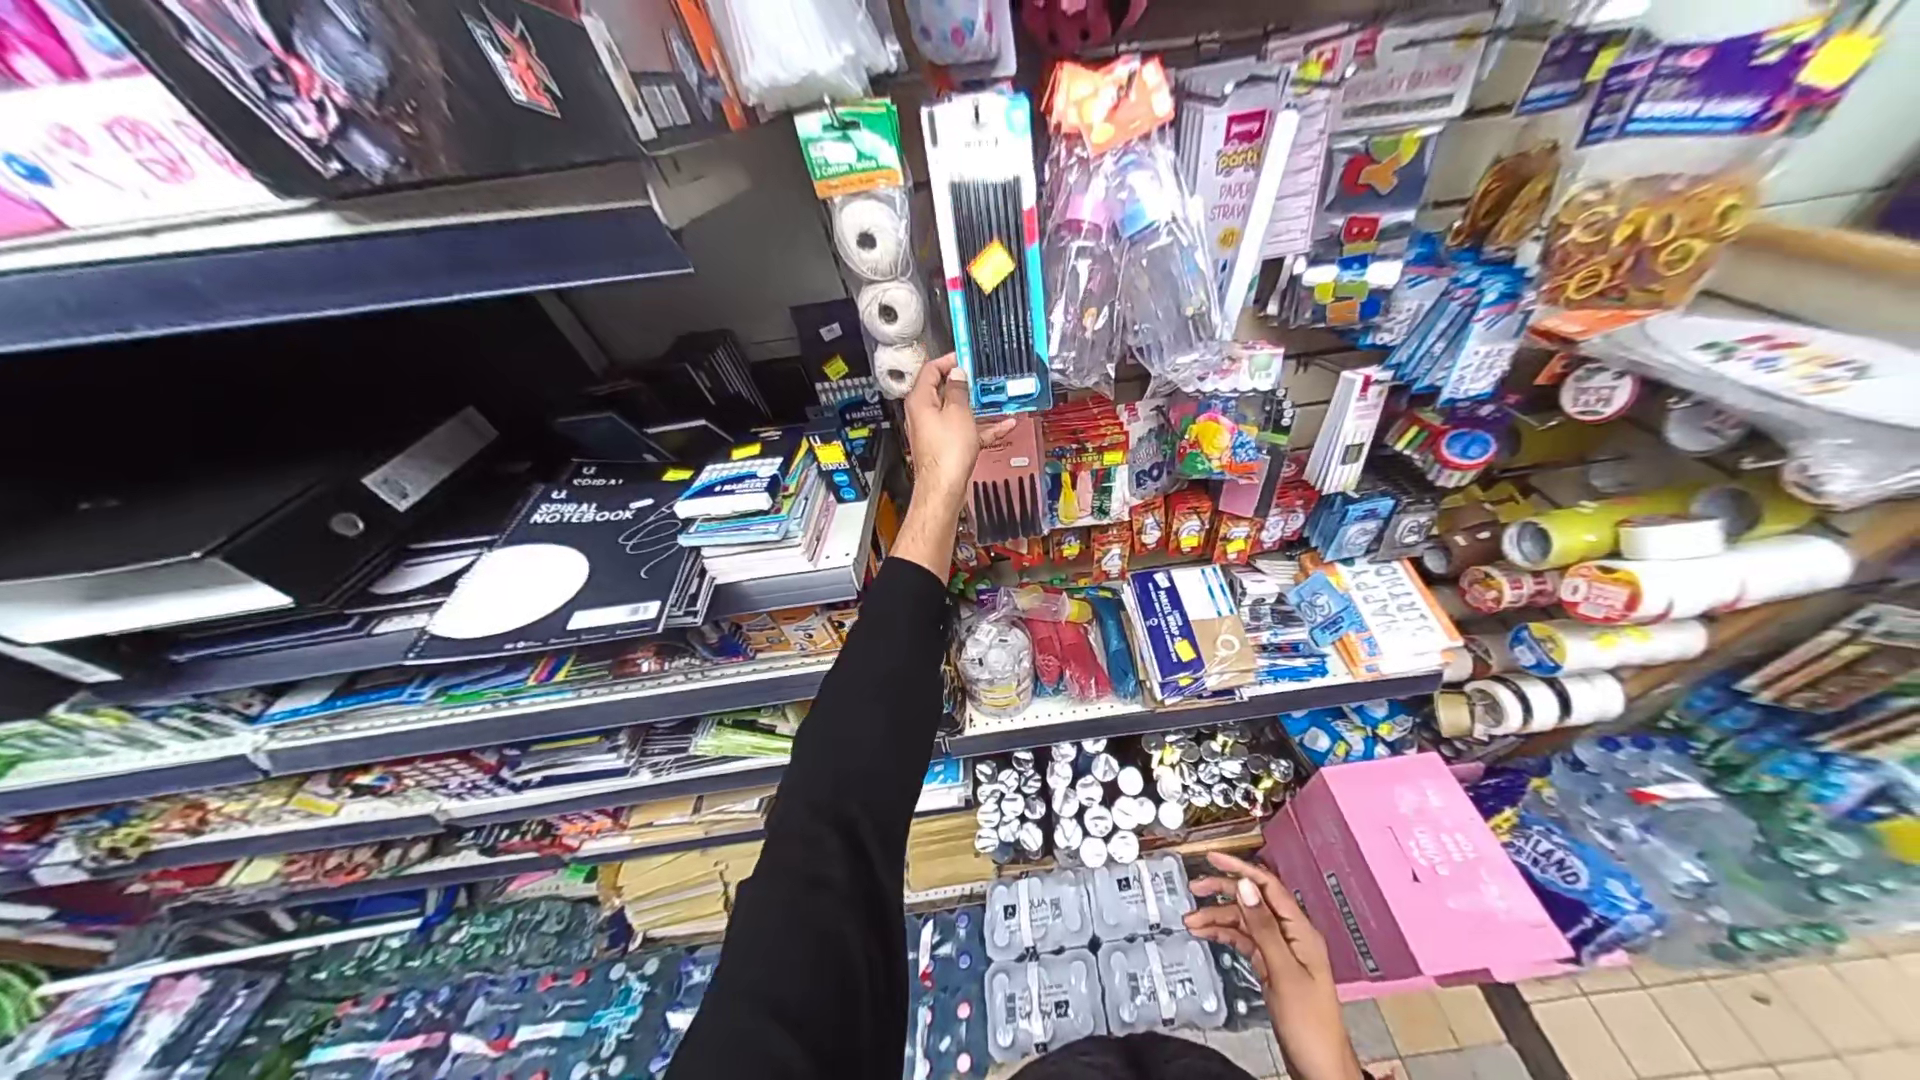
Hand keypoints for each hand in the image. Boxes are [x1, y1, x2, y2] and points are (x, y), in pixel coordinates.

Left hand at [903, 354, 1013, 512]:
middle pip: (942, 390)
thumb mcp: (958, 412)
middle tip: (980, 376)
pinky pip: (964, 431)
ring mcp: (934, 431)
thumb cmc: (946, 454)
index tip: (964, 356)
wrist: (944, 489)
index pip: (930, 370)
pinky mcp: (945, 447)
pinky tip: (1002, 426)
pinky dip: (981, 427)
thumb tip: (957, 374)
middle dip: (963, 384)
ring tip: (994, 400)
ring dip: (976, 406)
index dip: (947, 360)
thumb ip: (958, 389)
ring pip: (956, 412)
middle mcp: (923, 415)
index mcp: (920, 401)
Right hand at [1184, 852, 1362, 1079]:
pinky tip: (1206, 934)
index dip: (1240, 868)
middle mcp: (1290, 936)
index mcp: (1300, 931)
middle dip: (1222, 892)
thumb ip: (1264, 927)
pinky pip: (1242, 940)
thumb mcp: (1284, 972)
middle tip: (1195, 888)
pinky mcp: (1270, 965)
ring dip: (1217, 918)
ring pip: (1243, 922)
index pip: (1267, 886)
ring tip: (1193, 921)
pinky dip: (1223, 935)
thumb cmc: (1312, 1026)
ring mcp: (1279, 951)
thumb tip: (1247, 887)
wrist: (1320, 1068)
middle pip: (1252, 901)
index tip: (1214, 857)